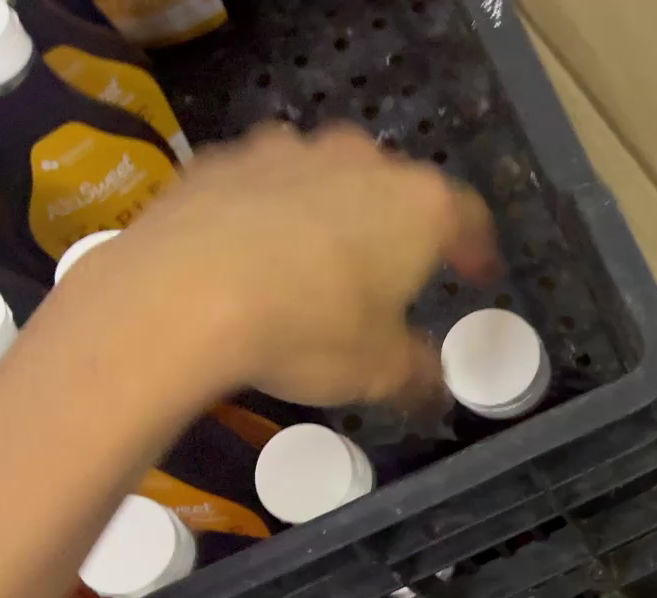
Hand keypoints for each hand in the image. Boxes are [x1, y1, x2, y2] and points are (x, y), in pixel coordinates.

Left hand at [52, 123, 500, 405]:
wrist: (178, 300)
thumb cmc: (313, 330)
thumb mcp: (386, 370)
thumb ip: (422, 372)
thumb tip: (431, 387)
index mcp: (421, 207)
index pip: (470, 217)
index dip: (479, 250)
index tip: (478, 276)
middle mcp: (361, 163)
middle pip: (400, 188)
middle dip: (406, 227)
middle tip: (401, 269)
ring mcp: (286, 152)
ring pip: (332, 178)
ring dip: (340, 212)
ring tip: (328, 261)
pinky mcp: (220, 161)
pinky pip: (269, 185)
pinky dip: (277, 213)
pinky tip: (264, 258)